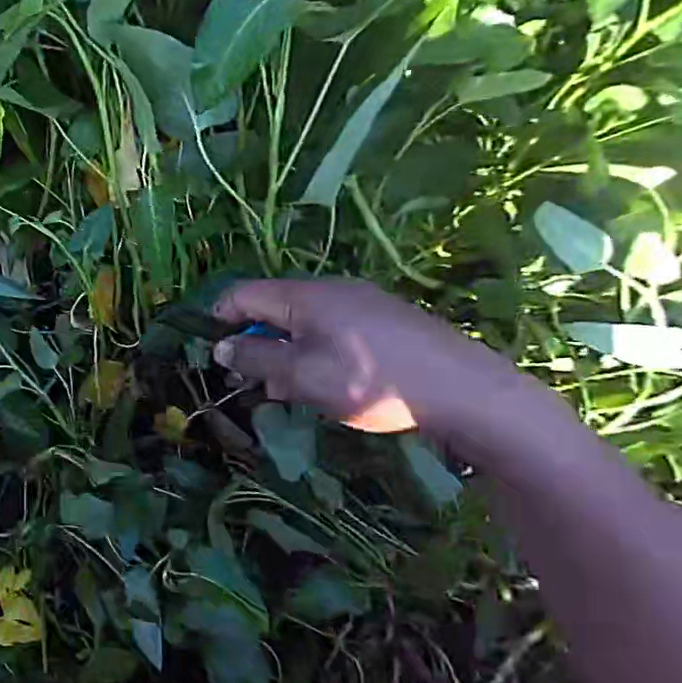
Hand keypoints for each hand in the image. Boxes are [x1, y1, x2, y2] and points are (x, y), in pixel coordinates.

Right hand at [210, 278, 540, 442]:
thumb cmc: (372, 382)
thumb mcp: (302, 375)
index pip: (242, 293)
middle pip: (273, 306)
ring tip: (287, 390)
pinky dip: (314, 351)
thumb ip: (256, 358)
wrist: (468, 393)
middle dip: (253, 341)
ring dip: (284, 351)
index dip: (218, 319)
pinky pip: (333, 329)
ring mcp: (363, 303)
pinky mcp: (386, 321)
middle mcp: (332, 289)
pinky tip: (327, 383)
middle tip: (251, 381)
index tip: (213, 353)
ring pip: (303, 320)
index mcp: (305, 294)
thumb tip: (221, 346)